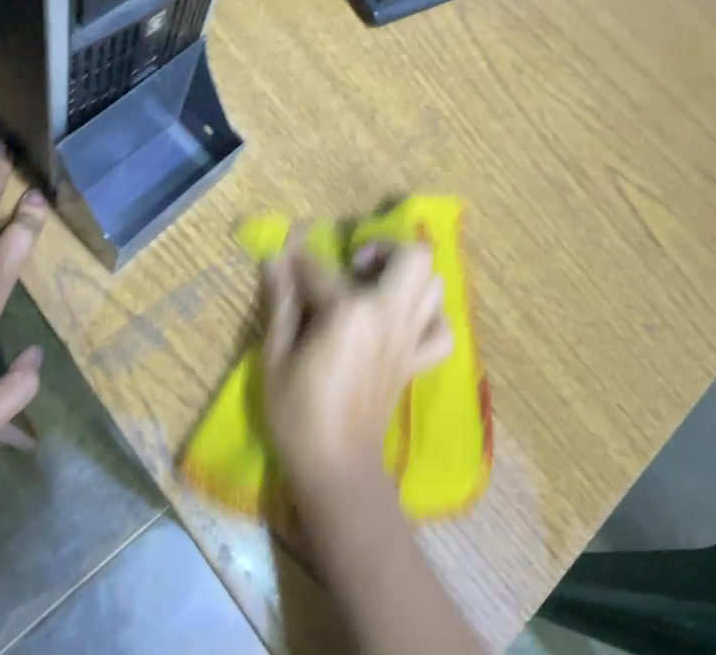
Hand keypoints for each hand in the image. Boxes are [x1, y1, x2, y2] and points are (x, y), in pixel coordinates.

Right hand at [259, 241, 453, 496]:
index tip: (281, 264)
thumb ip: (280, 303)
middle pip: (413, 256)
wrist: (337, 468)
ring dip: (406, 277)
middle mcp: (389, 317)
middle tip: (351, 267)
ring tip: (372, 289)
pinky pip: (441, 330)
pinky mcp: (417, 363)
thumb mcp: (275, 357)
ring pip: (434, 286)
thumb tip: (274, 260)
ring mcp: (409, 340)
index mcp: (350, 312)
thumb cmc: (296, 415)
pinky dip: (428, 318)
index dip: (296, 263)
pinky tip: (401, 322)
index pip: (321, 268)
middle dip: (383, 248)